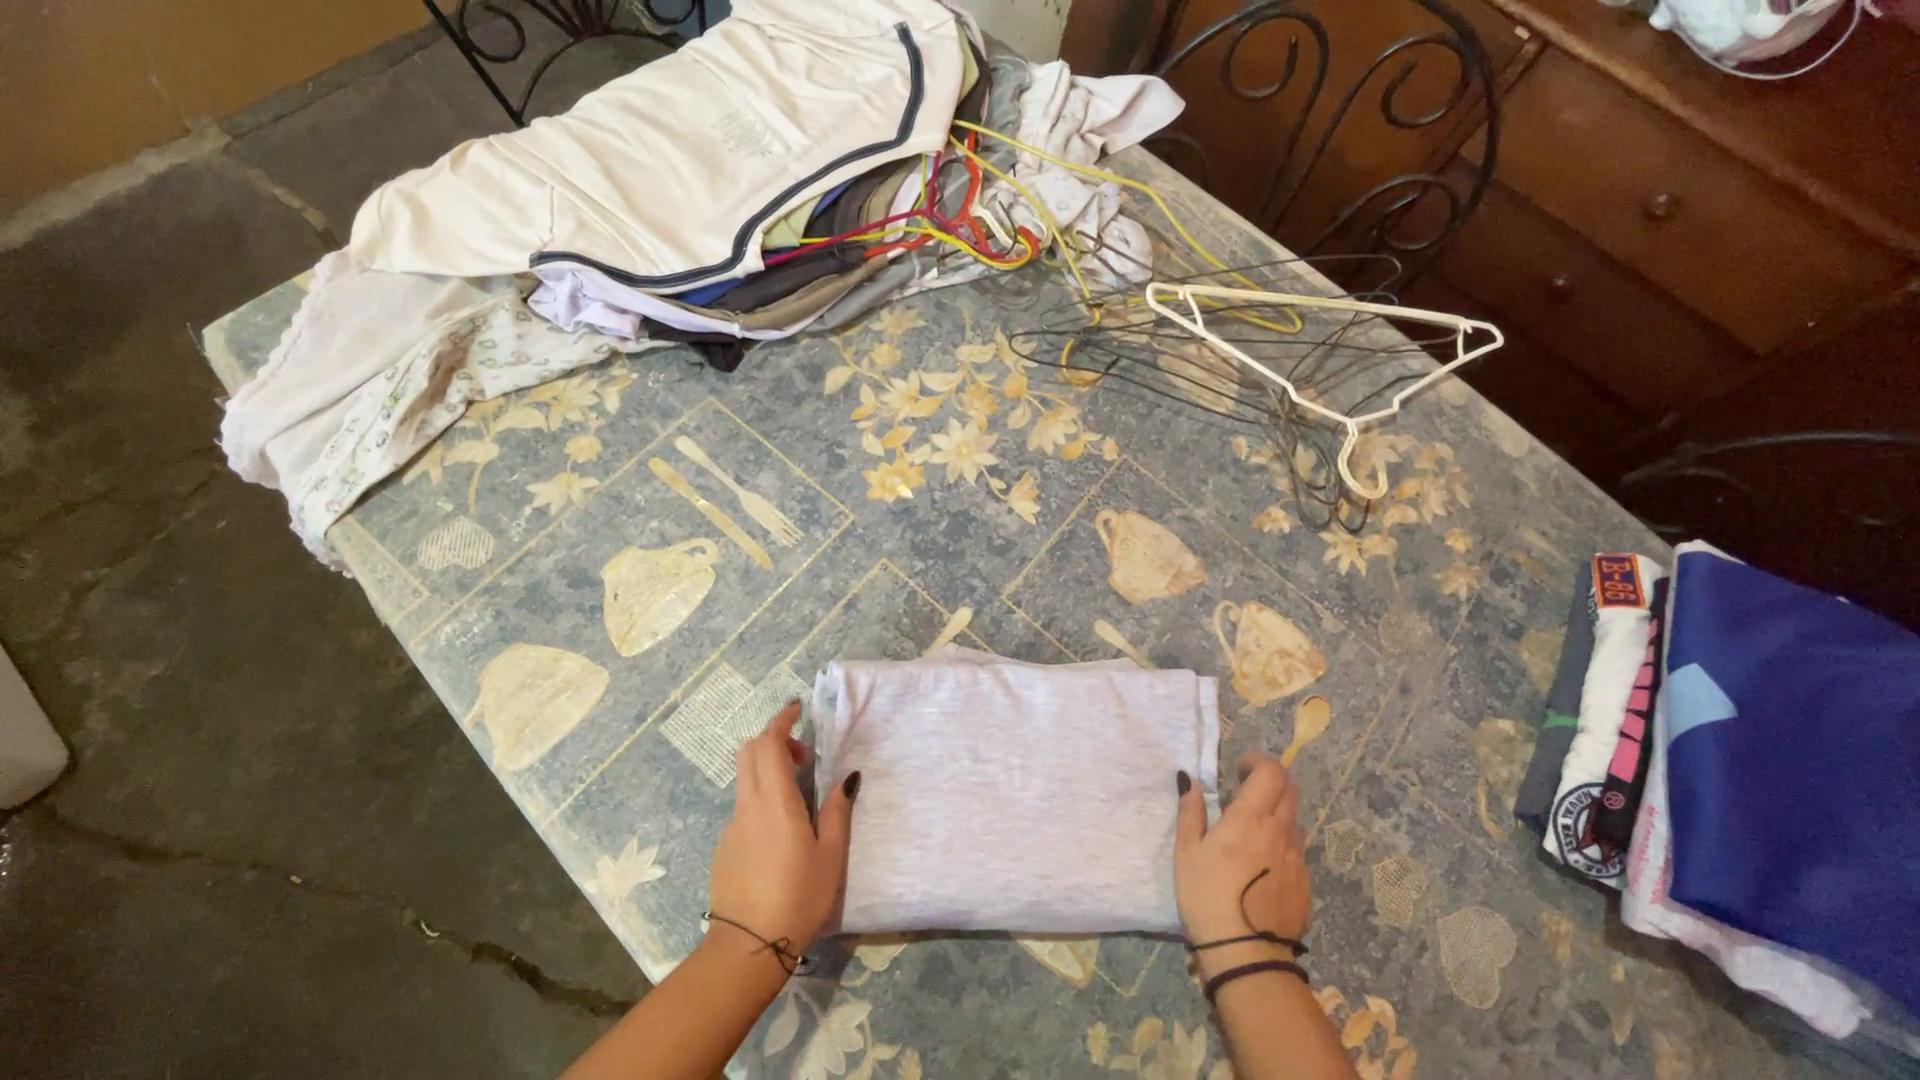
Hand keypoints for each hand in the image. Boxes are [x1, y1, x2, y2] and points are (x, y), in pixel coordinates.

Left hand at [707, 701, 857, 959]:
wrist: (749, 945)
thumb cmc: (799, 896)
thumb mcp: (831, 854)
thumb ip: (837, 810)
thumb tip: (847, 776)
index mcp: (775, 800)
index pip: (769, 743)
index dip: (781, 720)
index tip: (796, 709)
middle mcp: (748, 805)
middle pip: (749, 753)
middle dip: (773, 740)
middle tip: (803, 755)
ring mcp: (732, 827)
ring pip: (744, 780)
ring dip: (767, 770)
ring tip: (798, 795)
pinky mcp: (724, 847)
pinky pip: (742, 808)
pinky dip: (760, 800)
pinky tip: (781, 834)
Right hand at [1174, 751, 1311, 971]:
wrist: (1246, 953)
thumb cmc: (1207, 896)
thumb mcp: (1187, 852)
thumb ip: (1191, 812)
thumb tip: (1191, 782)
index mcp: (1251, 818)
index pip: (1271, 772)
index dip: (1258, 762)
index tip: (1240, 768)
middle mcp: (1281, 831)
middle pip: (1289, 790)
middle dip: (1270, 780)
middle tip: (1246, 788)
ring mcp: (1297, 858)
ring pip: (1294, 820)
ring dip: (1277, 811)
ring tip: (1252, 828)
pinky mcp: (1305, 884)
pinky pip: (1296, 849)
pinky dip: (1281, 841)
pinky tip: (1261, 863)